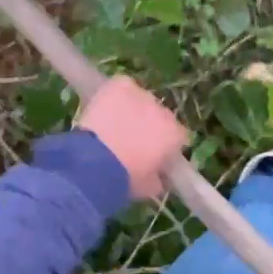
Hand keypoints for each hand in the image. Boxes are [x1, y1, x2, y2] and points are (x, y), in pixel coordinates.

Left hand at [78, 77, 186, 200]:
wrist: (94, 162)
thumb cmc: (124, 180)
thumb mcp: (148, 188)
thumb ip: (159, 179)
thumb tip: (159, 176)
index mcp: (174, 136)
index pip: (178, 137)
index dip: (165, 144)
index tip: (152, 153)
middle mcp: (163, 112)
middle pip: (160, 116)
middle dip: (148, 126)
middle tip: (129, 141)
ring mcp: (142, 96)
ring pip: (140, 101)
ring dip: (131, 111)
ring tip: (112, 126)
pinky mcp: (122, 85)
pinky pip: (123, 87)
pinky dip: (116, 95)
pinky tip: (105, 109)